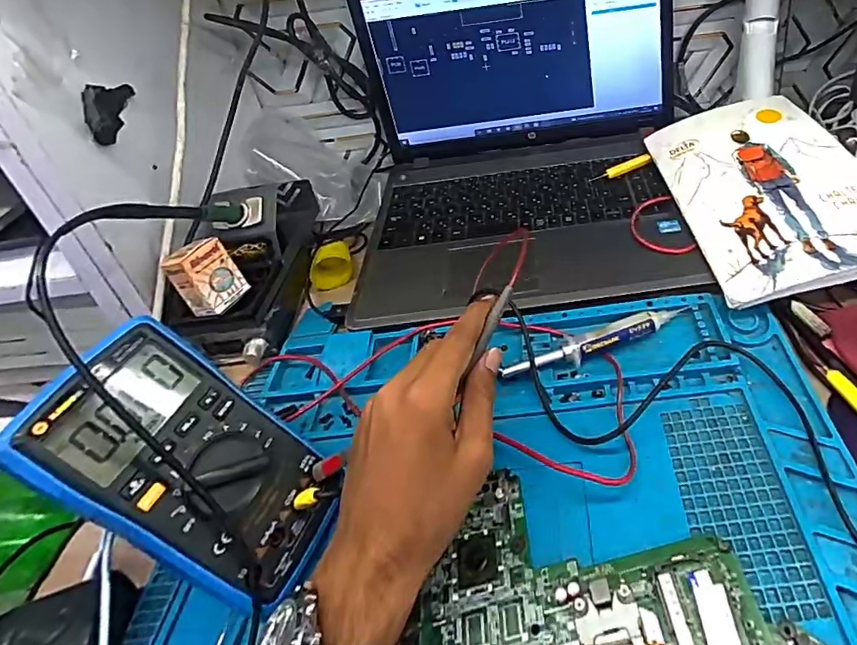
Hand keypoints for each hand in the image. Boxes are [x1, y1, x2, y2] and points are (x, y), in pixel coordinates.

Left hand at [309, 300, 500, 644]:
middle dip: (461, 350)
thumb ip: (483, 399)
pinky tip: (435, 417)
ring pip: (416, 367)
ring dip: (442, 370)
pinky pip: (400, 387)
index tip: (490, 301)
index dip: (476, 319)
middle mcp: (394, 392)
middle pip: (435, 350)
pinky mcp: (365, 420)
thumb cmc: (430, 513)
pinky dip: (422, 387)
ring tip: (462, 403)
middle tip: (485, 367)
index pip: (455, 341)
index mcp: (424, 399)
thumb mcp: (473, 457)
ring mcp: (374, 405)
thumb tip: (489, 360)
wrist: (373, 556)